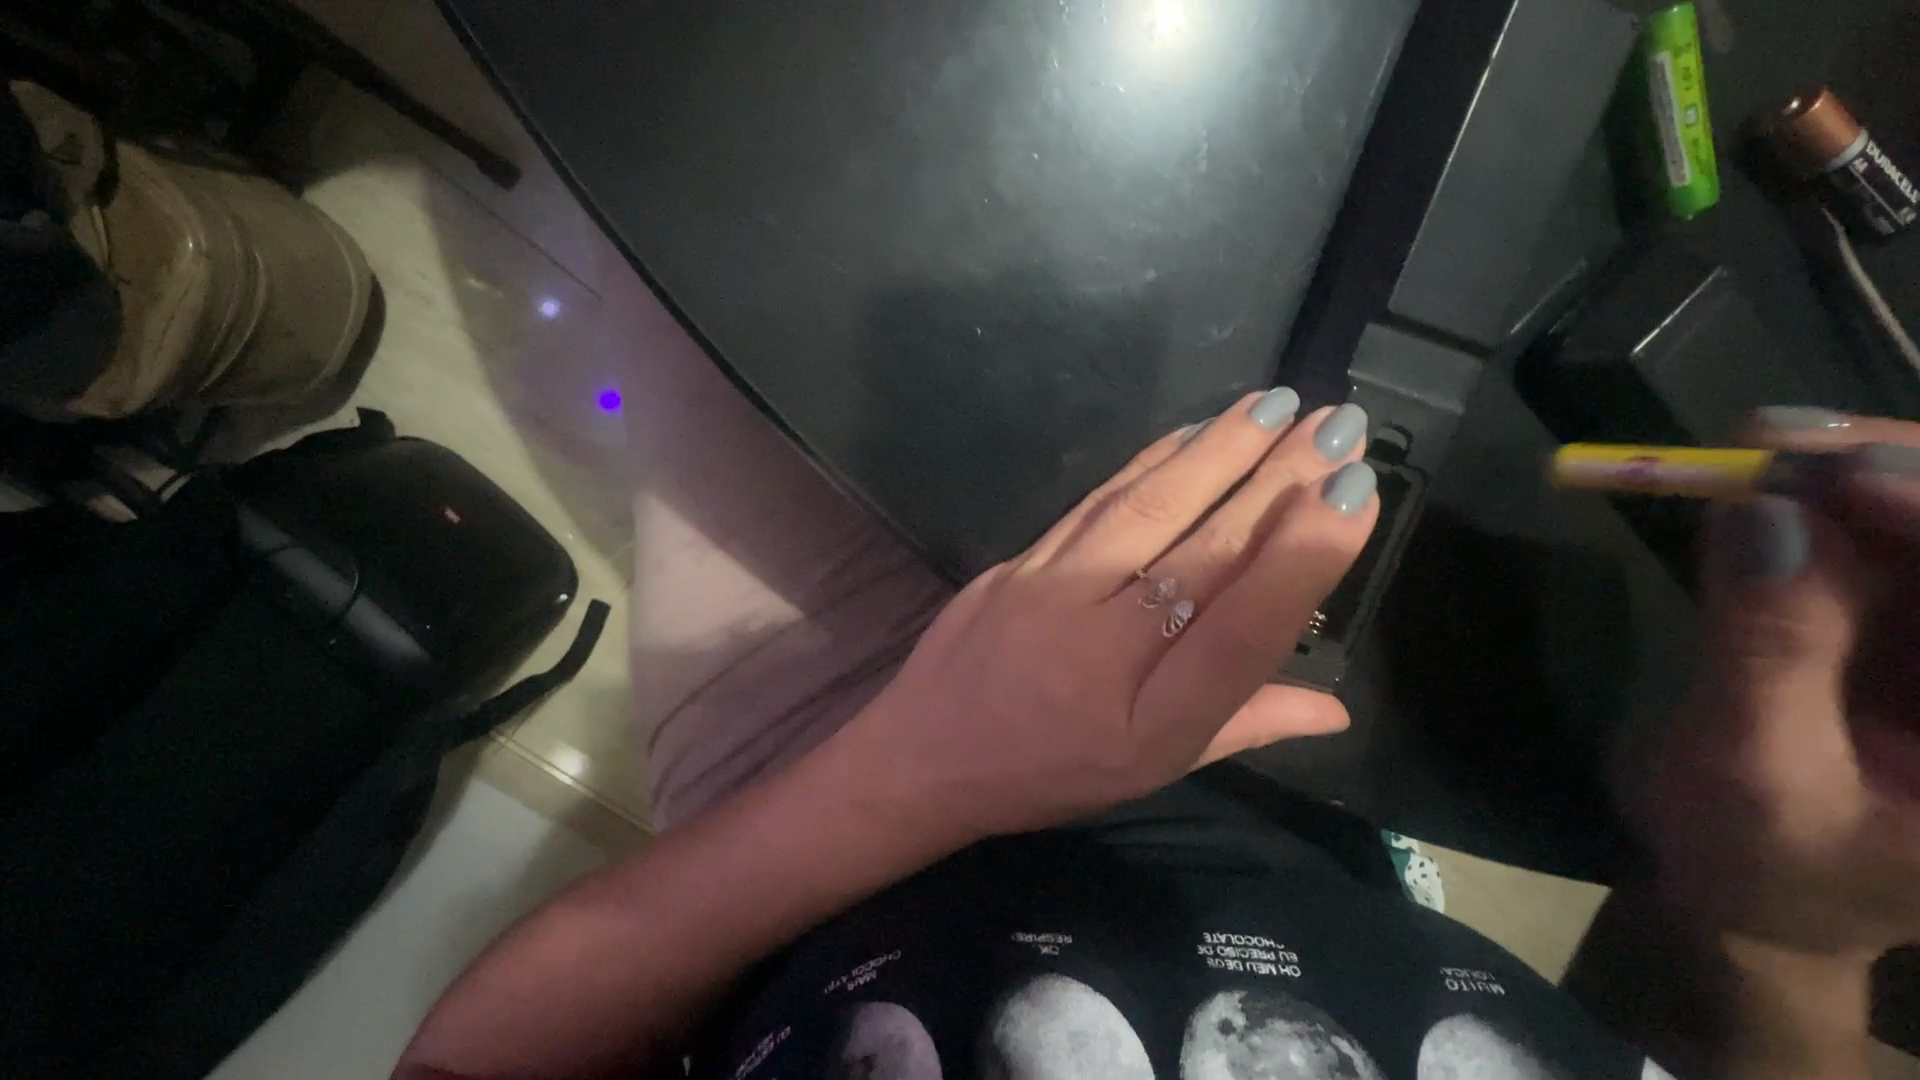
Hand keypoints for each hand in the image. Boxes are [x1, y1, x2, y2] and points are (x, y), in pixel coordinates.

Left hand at [820, 390, 1378, 838]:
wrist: (922, 754)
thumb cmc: (1044, 775)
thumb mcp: (1146, 773)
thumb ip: (1239, 729)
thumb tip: (1337, 708)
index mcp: (1146, 723)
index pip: (1239, 635)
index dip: (1300, 563)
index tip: (1352, 493)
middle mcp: (1100, 650)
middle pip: (1200, 555)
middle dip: (1276, 480)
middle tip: (1339, 422)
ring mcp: (1049, 595)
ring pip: (1147, 510)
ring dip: (1217, 450)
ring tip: (1278, 404)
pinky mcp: (1016, 563)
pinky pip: (1096, 504)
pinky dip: (1151, 461)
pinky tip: (1192, 431)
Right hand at [1628, 410, 1919, 957]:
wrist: (1753, 895)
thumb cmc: (1758, 861)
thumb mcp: (1751, 772)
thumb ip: (1764, 650)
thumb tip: (1758, 514)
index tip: (1829, 469)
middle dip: (1907, 473)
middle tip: (1776, 438)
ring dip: (1865, 475)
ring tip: (1760, 453)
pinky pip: (1904, 542)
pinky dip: (1834, 506)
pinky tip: (1770, 494)